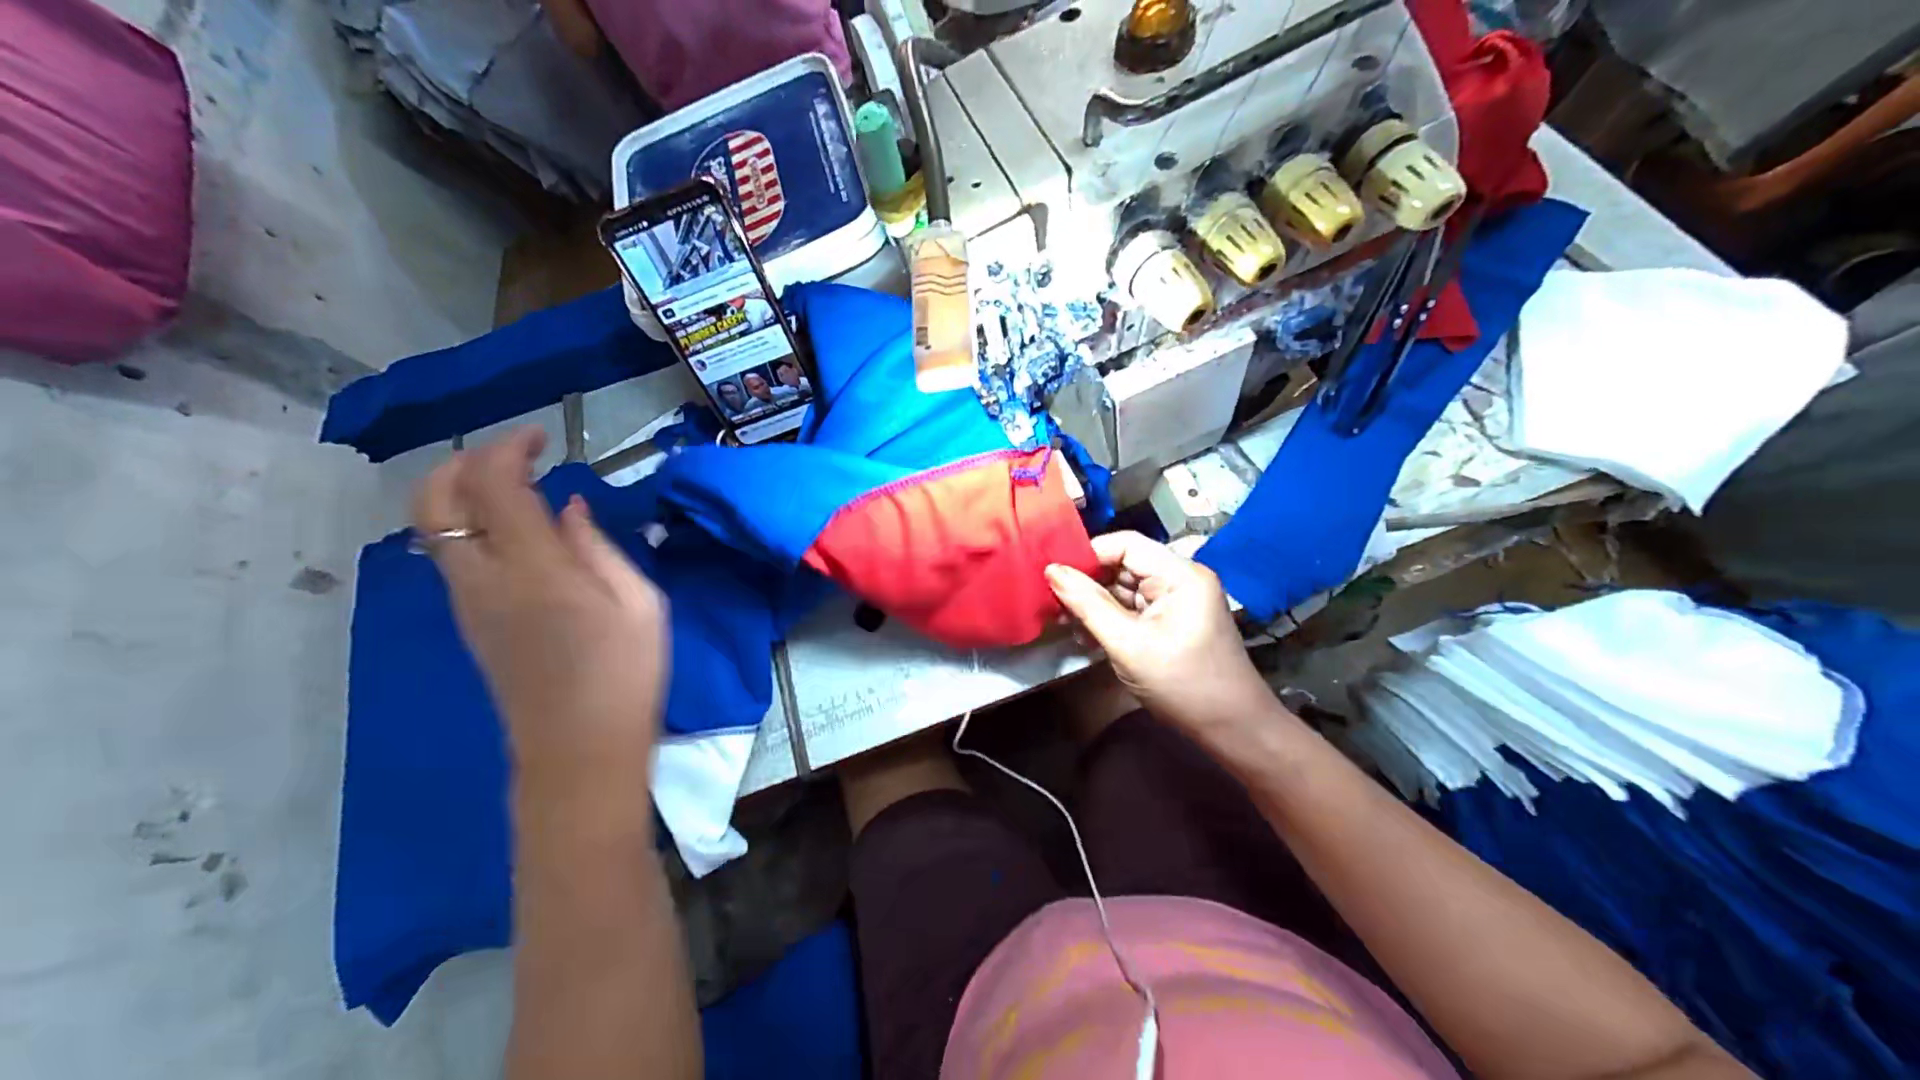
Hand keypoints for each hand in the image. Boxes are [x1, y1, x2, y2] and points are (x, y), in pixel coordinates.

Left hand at [413, 427, 668, 825]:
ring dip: (462, 492)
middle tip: (510, 457)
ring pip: (434, 527)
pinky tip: (516, 534)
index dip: (509, 448)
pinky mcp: (469, 622)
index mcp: (536, 569)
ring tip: (516, 489)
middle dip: (463, 462)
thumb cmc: (626, 676)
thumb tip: (567, 509)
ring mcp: (468, 602)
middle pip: (435, 499)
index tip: (540, 439)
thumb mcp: (639, 604)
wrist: (578, 751)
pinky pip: (452, 555)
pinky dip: (470, 524)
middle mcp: (485, 578)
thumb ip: (597, 548)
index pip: (494, 483)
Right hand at [1046, 531, 1276, 740]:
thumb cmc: (1182, 684)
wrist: (1232, 729)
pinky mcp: (1172, 620)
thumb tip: (1051, 571)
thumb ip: (1088, 604)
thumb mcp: (1127, 644)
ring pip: (1124, 587)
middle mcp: (1181, 579)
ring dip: (1095, 603)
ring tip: (1066, 622)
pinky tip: (1087, 634)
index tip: (1053, 575)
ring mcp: (1177, 600)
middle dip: (1087, 582)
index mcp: (1180, 575)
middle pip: (1123, 564)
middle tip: (1053, 602)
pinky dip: (1110, 618)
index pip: (1125, 544)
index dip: (1087, 554)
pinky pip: (1133, 607)